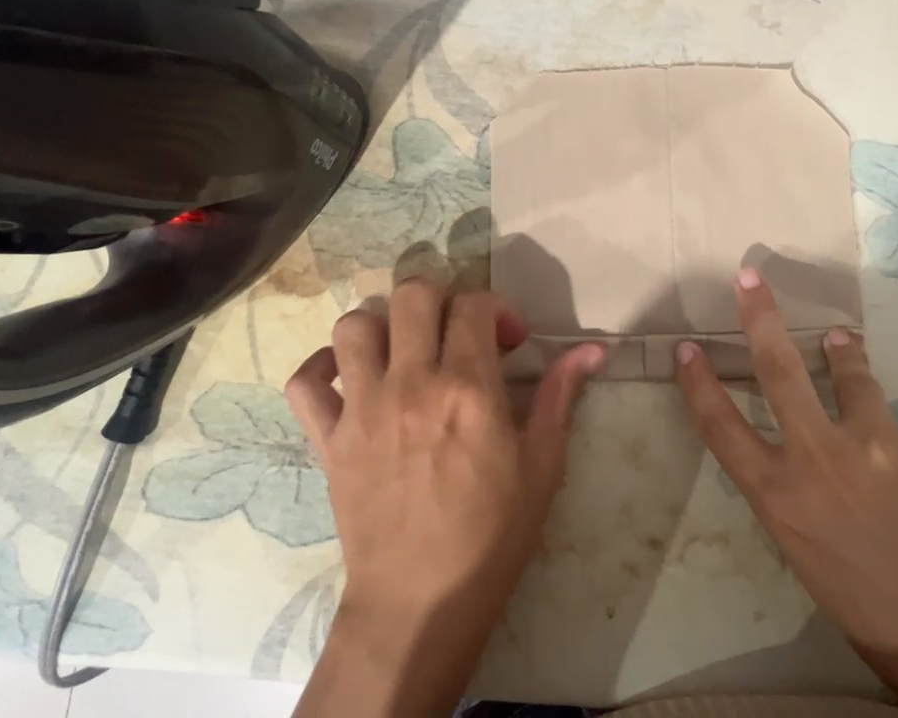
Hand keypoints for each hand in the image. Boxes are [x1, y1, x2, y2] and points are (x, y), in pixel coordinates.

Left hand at [285, 280, 604, 716]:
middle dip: (441, 299)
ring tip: (404, 350)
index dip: (497, 308)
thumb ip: (560, 397)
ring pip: (355, 324)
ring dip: (382, 324)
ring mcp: (361, 408)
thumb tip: (594, 350)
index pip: (473, 304)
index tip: (509, 341)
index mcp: (468, 389)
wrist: (421, 601)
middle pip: (412, 295)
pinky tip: (347, 376)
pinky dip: (320, 366)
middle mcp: (410, 384)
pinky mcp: (327, 438)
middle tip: (456, 332)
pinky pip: (304, 381)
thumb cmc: (492, 535)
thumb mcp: (542, 466)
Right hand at [673, 268, 897, 708]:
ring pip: (850, 378)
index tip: (685, 348)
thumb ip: (802, 509)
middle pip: (780, 369)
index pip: (722, 429)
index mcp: (782, 500)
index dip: (699, 385)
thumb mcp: (814, 566)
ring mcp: (878, 442)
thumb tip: (809, 477)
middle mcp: (821, 458)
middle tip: (751, 276)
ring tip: (842, 338)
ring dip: (841, 354)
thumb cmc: (886, 625)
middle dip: (761, 317)